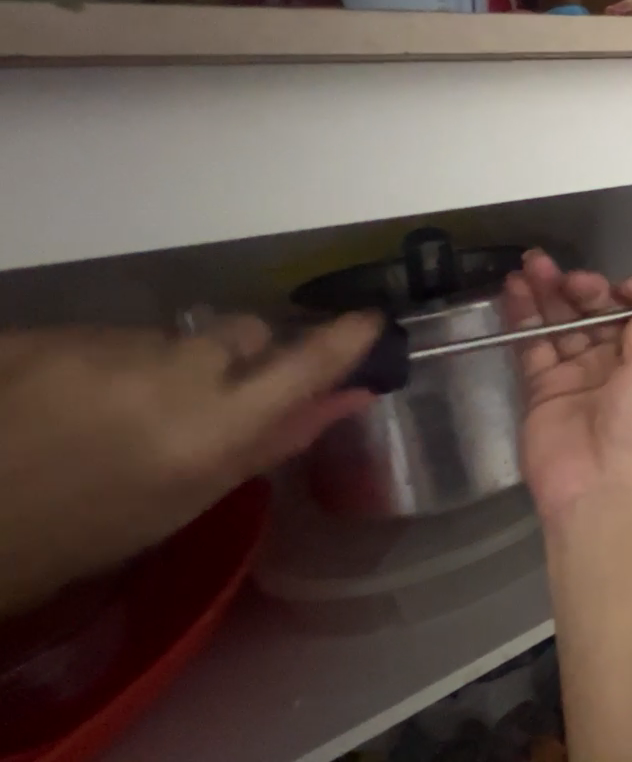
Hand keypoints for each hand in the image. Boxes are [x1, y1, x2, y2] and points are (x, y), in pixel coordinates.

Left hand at [0, 313, 381, 614]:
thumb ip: (277, 438)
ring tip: (110, 406)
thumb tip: (356, 394)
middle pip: (241, 333)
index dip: (345, 339)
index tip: (370, 320)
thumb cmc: (83, 534)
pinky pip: (101, 335)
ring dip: (160, 360)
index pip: (305, 366)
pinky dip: (96, 361)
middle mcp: (170, 379)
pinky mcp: (40, 336)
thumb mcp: (188, 498)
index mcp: (212, 432)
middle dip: (237, 353)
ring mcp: (99, 351)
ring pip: (169, 335)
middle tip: (197, 395)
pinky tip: (58, 398)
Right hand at [503, 251, 631, 523]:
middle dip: (585, 289)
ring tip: (531, 264)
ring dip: (549, 294)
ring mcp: (581, 379)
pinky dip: (524, 318)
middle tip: (565, 275)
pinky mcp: (544, 392)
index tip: (619, 286)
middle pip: (602, 315)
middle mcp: (622, 366)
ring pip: (564, 326)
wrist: (608, 493)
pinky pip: (534, 347)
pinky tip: (514, 289)